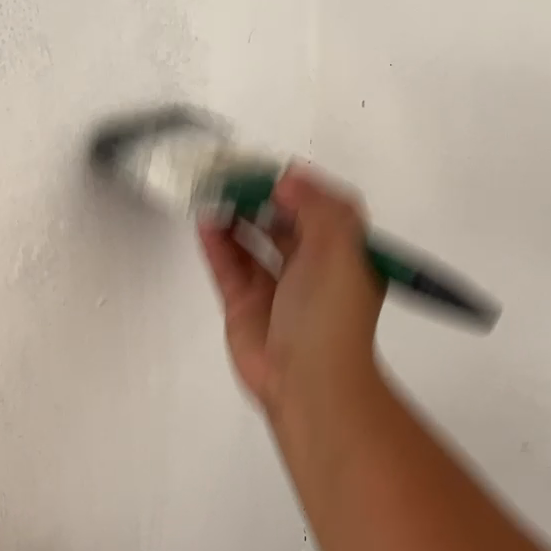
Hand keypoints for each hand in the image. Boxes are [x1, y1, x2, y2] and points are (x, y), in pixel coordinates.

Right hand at [199, 165, 384, 423]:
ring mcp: (274, 287)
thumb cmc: (329, 313)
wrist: (307, 380)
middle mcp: (311, 267)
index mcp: (343, 253)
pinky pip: (228, 265)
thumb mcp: (338, 246)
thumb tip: (285, 179)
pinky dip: (217, 243)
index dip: (296, 187)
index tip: (268, 171)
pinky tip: (206, 221)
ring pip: (252, 241)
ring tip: (214, 194)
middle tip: (232, 177)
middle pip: (282, 222)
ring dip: (235, 216)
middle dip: (260, 198)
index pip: (320, 208)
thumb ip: (314, 205)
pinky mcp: (243, 305)